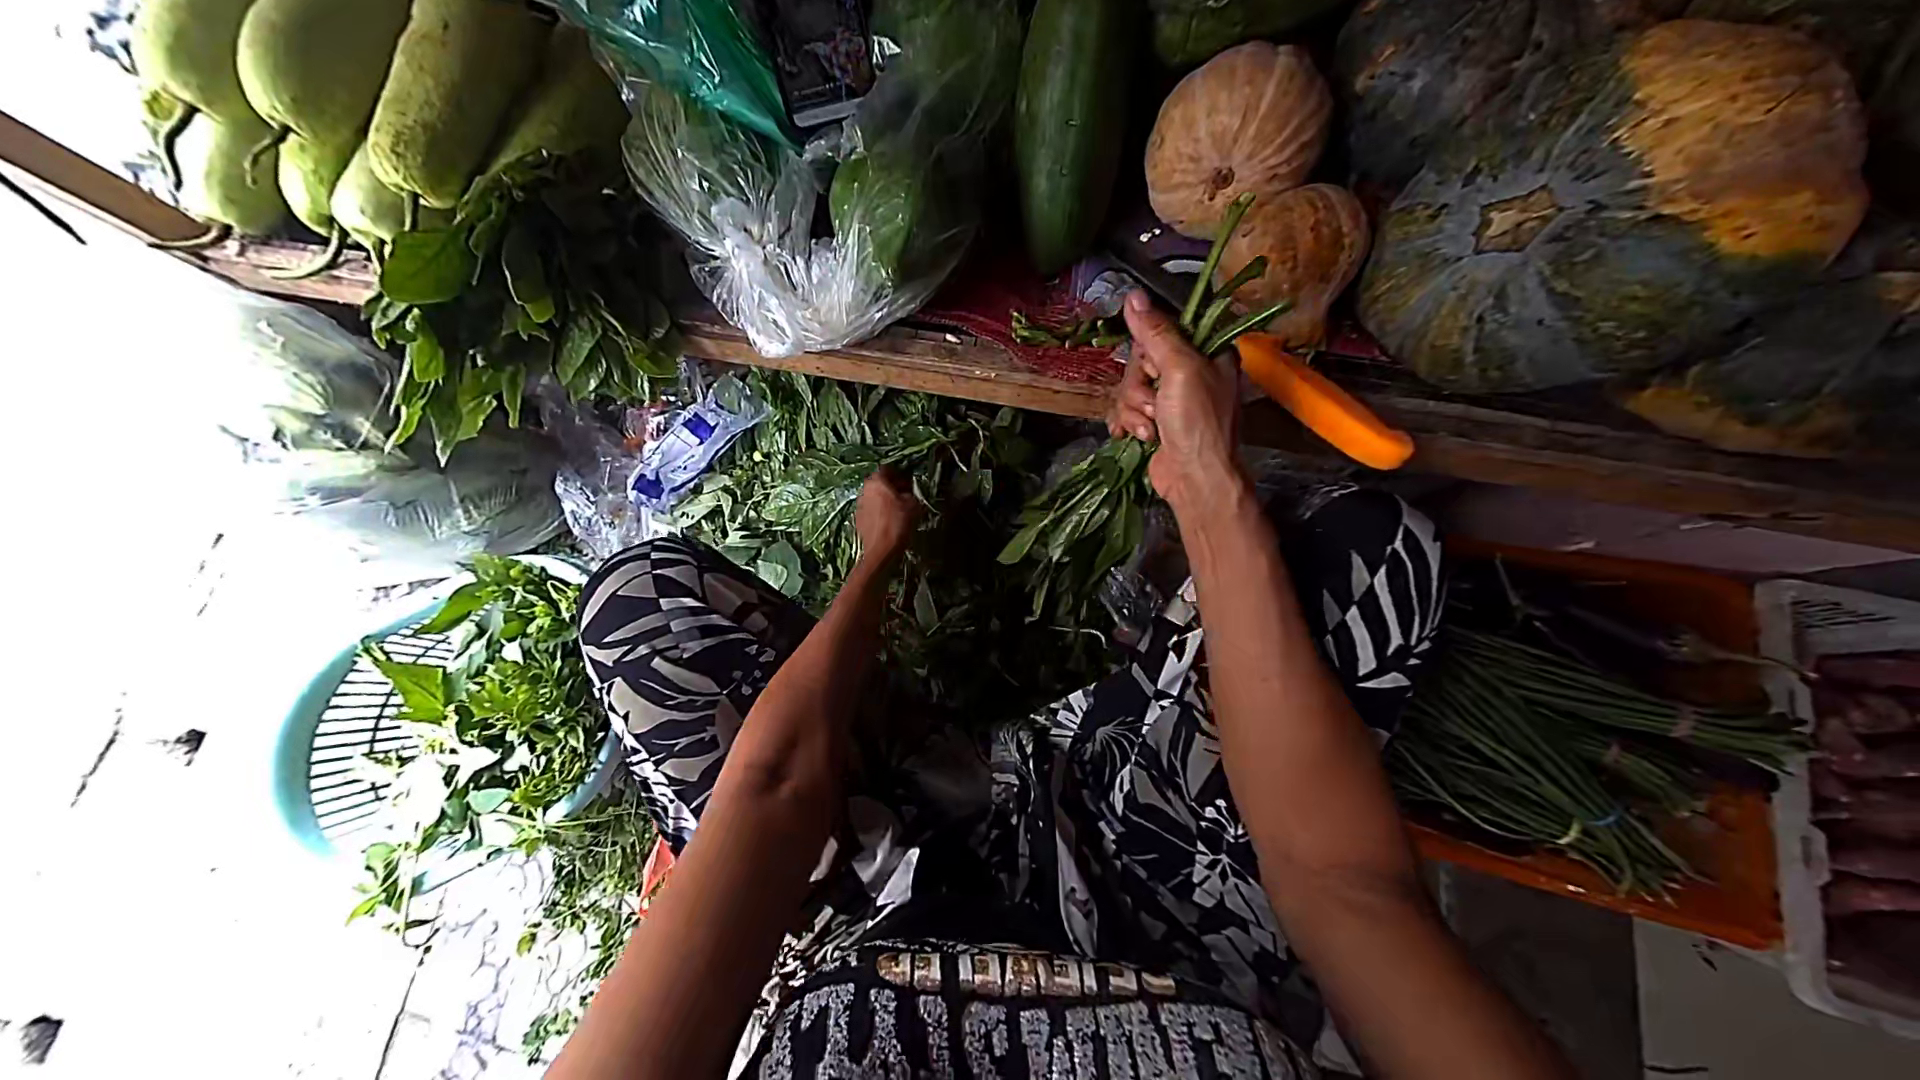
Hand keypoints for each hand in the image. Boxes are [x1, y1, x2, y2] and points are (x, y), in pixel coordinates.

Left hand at [853, 467, 919, 567]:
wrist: (880, 551)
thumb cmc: (897, 523)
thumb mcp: (913, 505)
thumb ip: (912, 493)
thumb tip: (908, 492)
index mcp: (876, 482)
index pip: (887, 469)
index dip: (900, 474)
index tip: (909, 483)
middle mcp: (864, 490)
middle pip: (880, 483)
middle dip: (893, 487)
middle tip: (906, 496)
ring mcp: (859, 505)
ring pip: (875, 497)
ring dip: (886, 500)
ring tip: (899, 510)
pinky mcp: (858, 520)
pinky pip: (871, 510)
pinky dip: (880, 512)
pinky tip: (889, 522)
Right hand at [1108, 290, 1245, 513]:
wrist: (1195, 479)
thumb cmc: (1198, 424)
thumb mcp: (1180, 369)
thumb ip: (1156, 332)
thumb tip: (1133, 296)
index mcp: (1207, 352)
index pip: (1163, 330)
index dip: (1151, 349)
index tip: (1155, 367)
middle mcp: (1190, 372)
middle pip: (1141, 360)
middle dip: (1139, 386)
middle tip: (1154, 403)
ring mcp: (1171, 399)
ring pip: (1129, 386)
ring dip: (1133, 409)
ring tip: (1151, 427)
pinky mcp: (1154, 421)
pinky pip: (1125, 409)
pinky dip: (1127, 423)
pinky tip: (1136, 436)